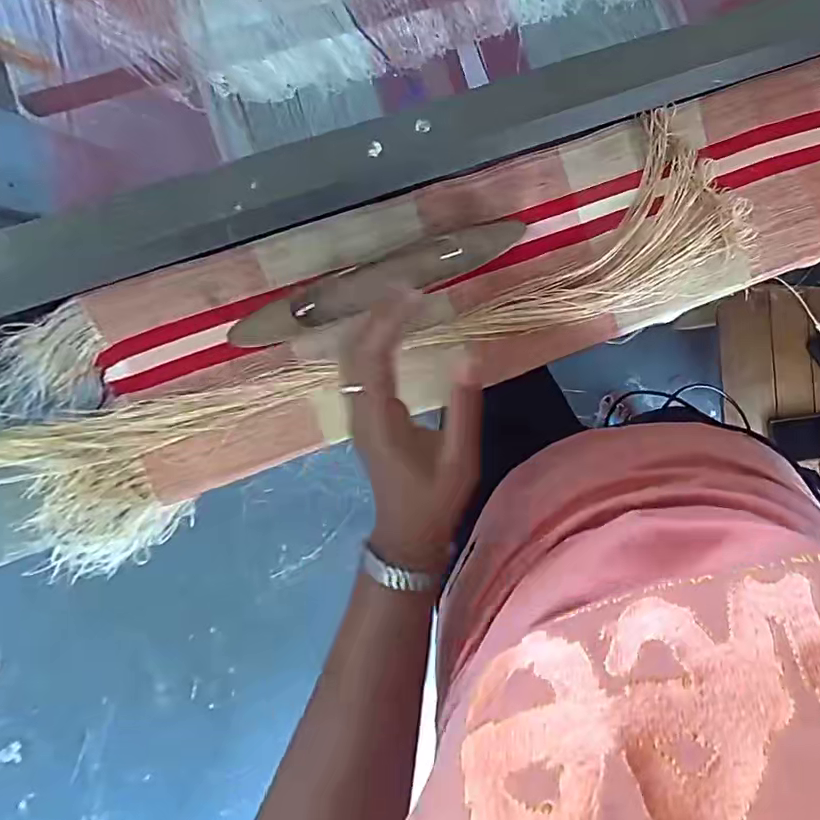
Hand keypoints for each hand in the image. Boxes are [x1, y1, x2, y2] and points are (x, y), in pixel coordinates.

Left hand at [341, 293, 482, 572]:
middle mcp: (359, 411)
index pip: (375, 356)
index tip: (416, 294)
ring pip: (350, 356)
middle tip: (407, 286)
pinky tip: (389, 329)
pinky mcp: (362, 415)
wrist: (406, 533)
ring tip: (399, 298)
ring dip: (370, 324)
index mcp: (379, 419)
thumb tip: (469, 356)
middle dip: (377, 314)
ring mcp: (356, 413)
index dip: (390, 321)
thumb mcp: (460, 457)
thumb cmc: (435, 498)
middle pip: (354, 349)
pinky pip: (357, 367)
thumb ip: (464, 408)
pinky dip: (370, 340)